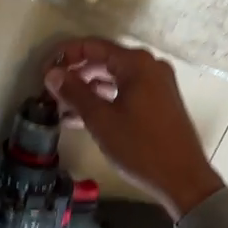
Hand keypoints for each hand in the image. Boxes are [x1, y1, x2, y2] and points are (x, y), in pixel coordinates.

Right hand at [45, 38, 224, 218]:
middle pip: (103, 59)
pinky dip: (104, 99)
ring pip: (113, 77)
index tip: (43, 72)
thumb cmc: (140, 147)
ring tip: (61, 106)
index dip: (64, 55)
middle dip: (75, 73)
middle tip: (51, 90)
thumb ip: (74, 92)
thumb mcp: (100, 119)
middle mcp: (149, 66)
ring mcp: (157, 84)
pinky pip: (125, 91)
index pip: (92, 46)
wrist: (184, 181)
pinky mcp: (159, 102)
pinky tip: (82, 117)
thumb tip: (51, 73)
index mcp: (136, 63)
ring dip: (87, 88)